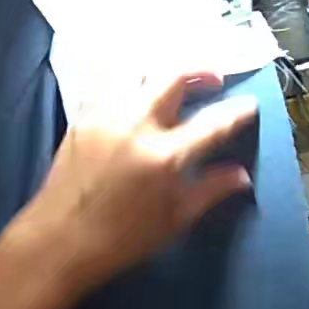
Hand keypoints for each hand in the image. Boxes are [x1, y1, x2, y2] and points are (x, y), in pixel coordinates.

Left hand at [21, 69, 256, 291]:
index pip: (212, 123)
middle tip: (215, 79)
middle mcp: (136, 124)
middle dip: (202, 69)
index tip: (251, 104)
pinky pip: (110, 79)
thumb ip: (211, 190)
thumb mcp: (175, 220)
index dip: (237, 112)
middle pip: (174, 75)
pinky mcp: (83, 115)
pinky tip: (138, 86)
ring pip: (138, 68)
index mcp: (164, 156)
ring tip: (175, 78)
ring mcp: (105, 114)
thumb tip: (242, 174)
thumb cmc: (122, 239)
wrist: (58, 241)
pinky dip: (131, 75)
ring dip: (164, 67)